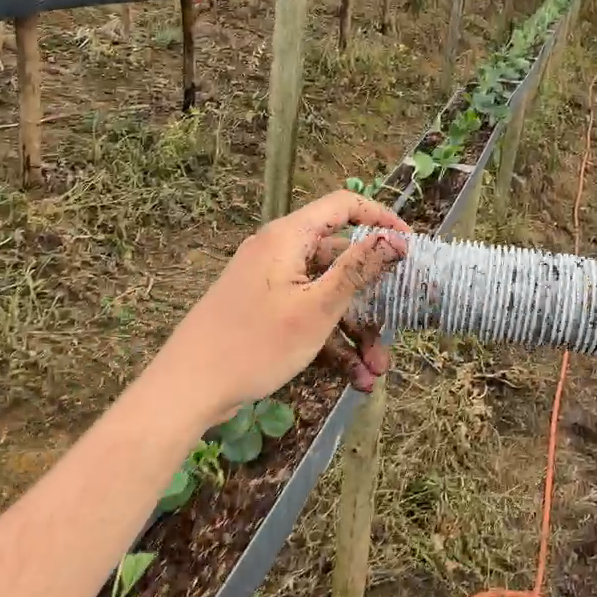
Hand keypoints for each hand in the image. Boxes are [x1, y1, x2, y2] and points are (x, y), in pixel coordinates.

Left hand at [148, 191, 410, 422]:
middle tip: (395, 329)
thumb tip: (396, 237)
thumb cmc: (254, 343)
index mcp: (288, 238)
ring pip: (327, 297)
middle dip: (372, 301)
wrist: (186, 389)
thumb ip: (358, 270)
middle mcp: (280, 253)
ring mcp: (271, 284)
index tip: (410, 244)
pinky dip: (331, 342)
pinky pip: (308, 316)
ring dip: (355, 333)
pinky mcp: (265, 312)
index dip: (380, 219)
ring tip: (374, 372)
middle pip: (340, 261)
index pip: (343, 206)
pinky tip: (353, 378)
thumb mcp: (316, 308)